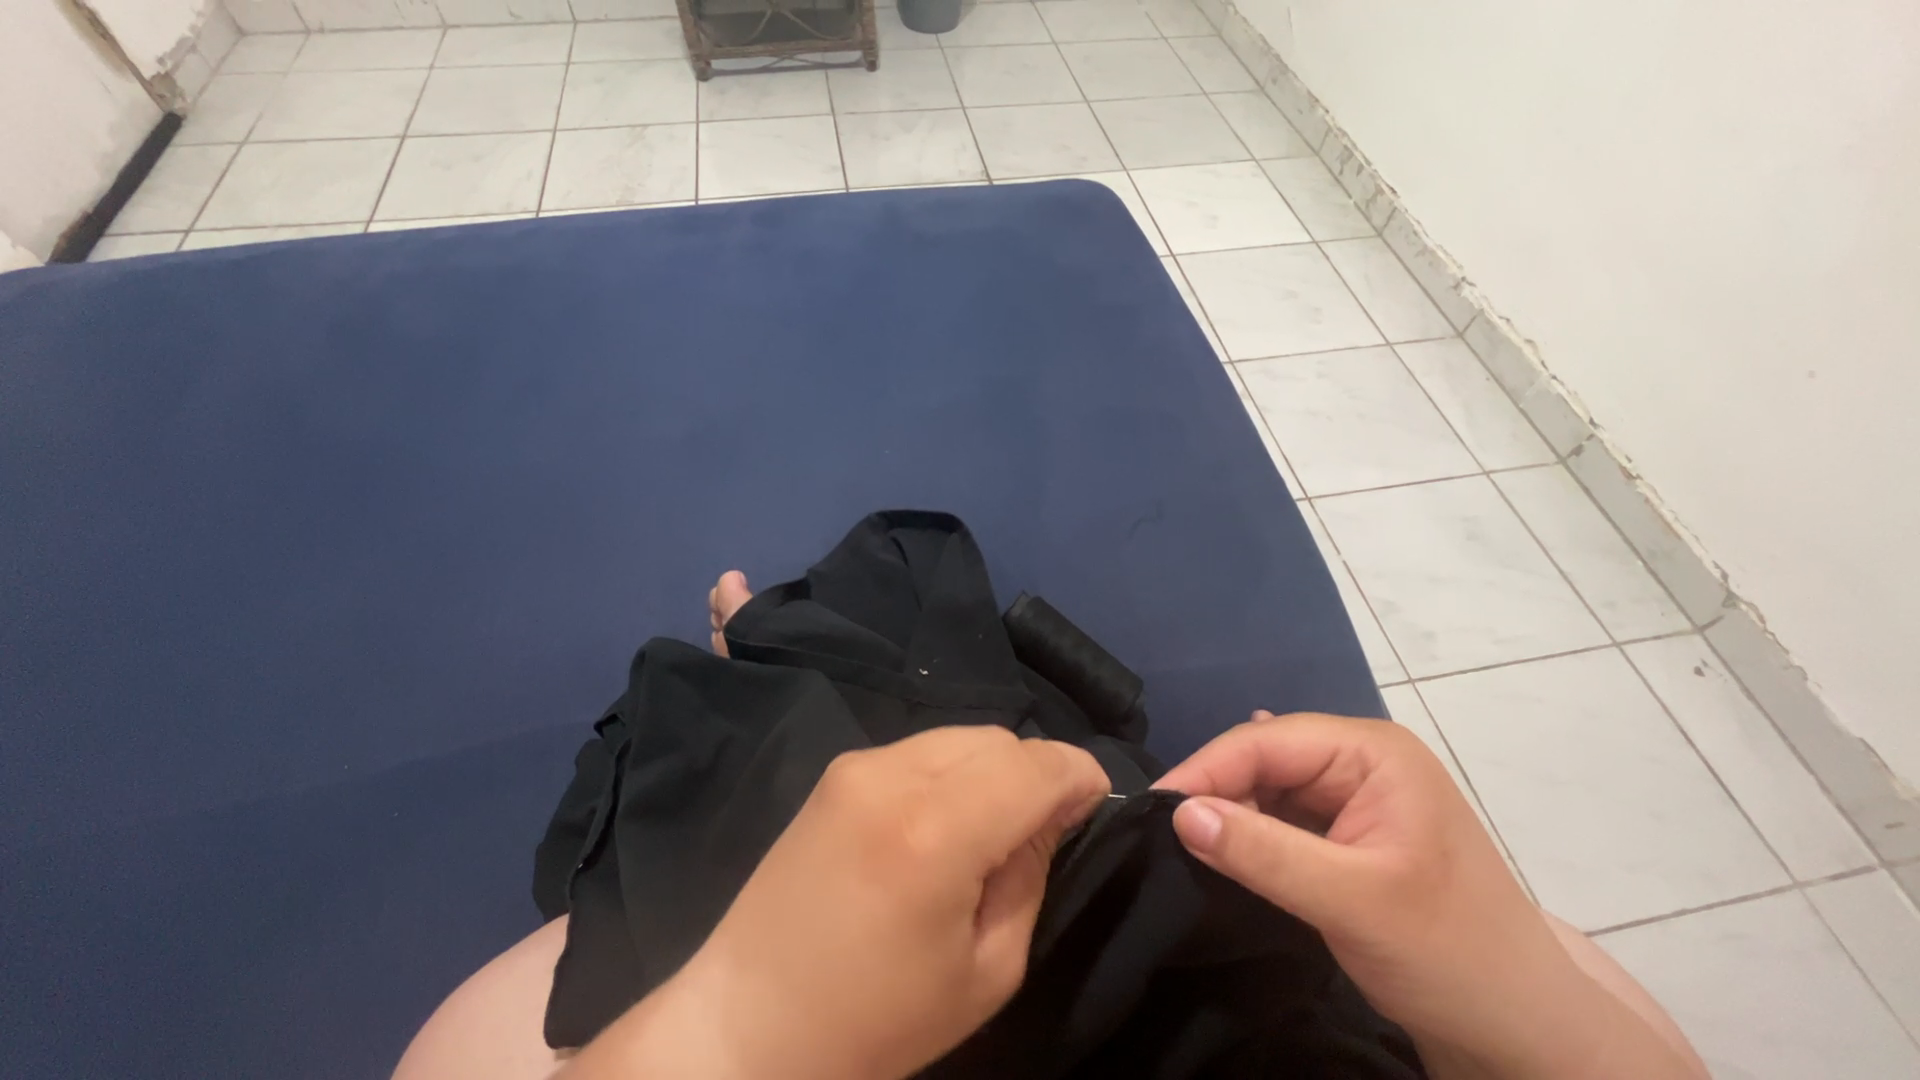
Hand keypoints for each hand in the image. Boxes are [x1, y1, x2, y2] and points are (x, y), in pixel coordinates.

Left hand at [567, 726, 1110, 1079]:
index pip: (1039, 764)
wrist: (749, 1023)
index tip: (1095, 807)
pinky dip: (953, 770)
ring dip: (994, 768)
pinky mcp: (835, 771)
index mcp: (938, 830)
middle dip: (1038, 772)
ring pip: (962, 736)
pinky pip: (921, 749)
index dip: (1081, 778)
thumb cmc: (878, 1020)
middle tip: (1044, 829)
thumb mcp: (987, 968)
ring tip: (991, 827)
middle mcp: (894, 774)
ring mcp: (857, 765)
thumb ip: (1031, 872)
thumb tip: (1060, 809)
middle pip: (1001, 738)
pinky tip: (942, 820)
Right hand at [1157, 712, 1701, 1079]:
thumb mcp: (1351, 901)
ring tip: (1183, 845)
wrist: (1517, 1031)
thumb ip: (1263, 852)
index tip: (1152, 811)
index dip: (1206, 769)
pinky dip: (1250, 836)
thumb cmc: (1448, 954)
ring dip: (1230, 816)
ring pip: (1267, 789)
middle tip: (1163, 835)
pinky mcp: (1346, 834)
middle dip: (1215, 792)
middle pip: (1263, 760)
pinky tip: (1223, 848)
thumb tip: (1178, 811)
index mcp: (1374, 753)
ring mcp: (1355, 797)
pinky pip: (1282, 819)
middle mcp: (1362, 761)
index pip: (1267, 742)